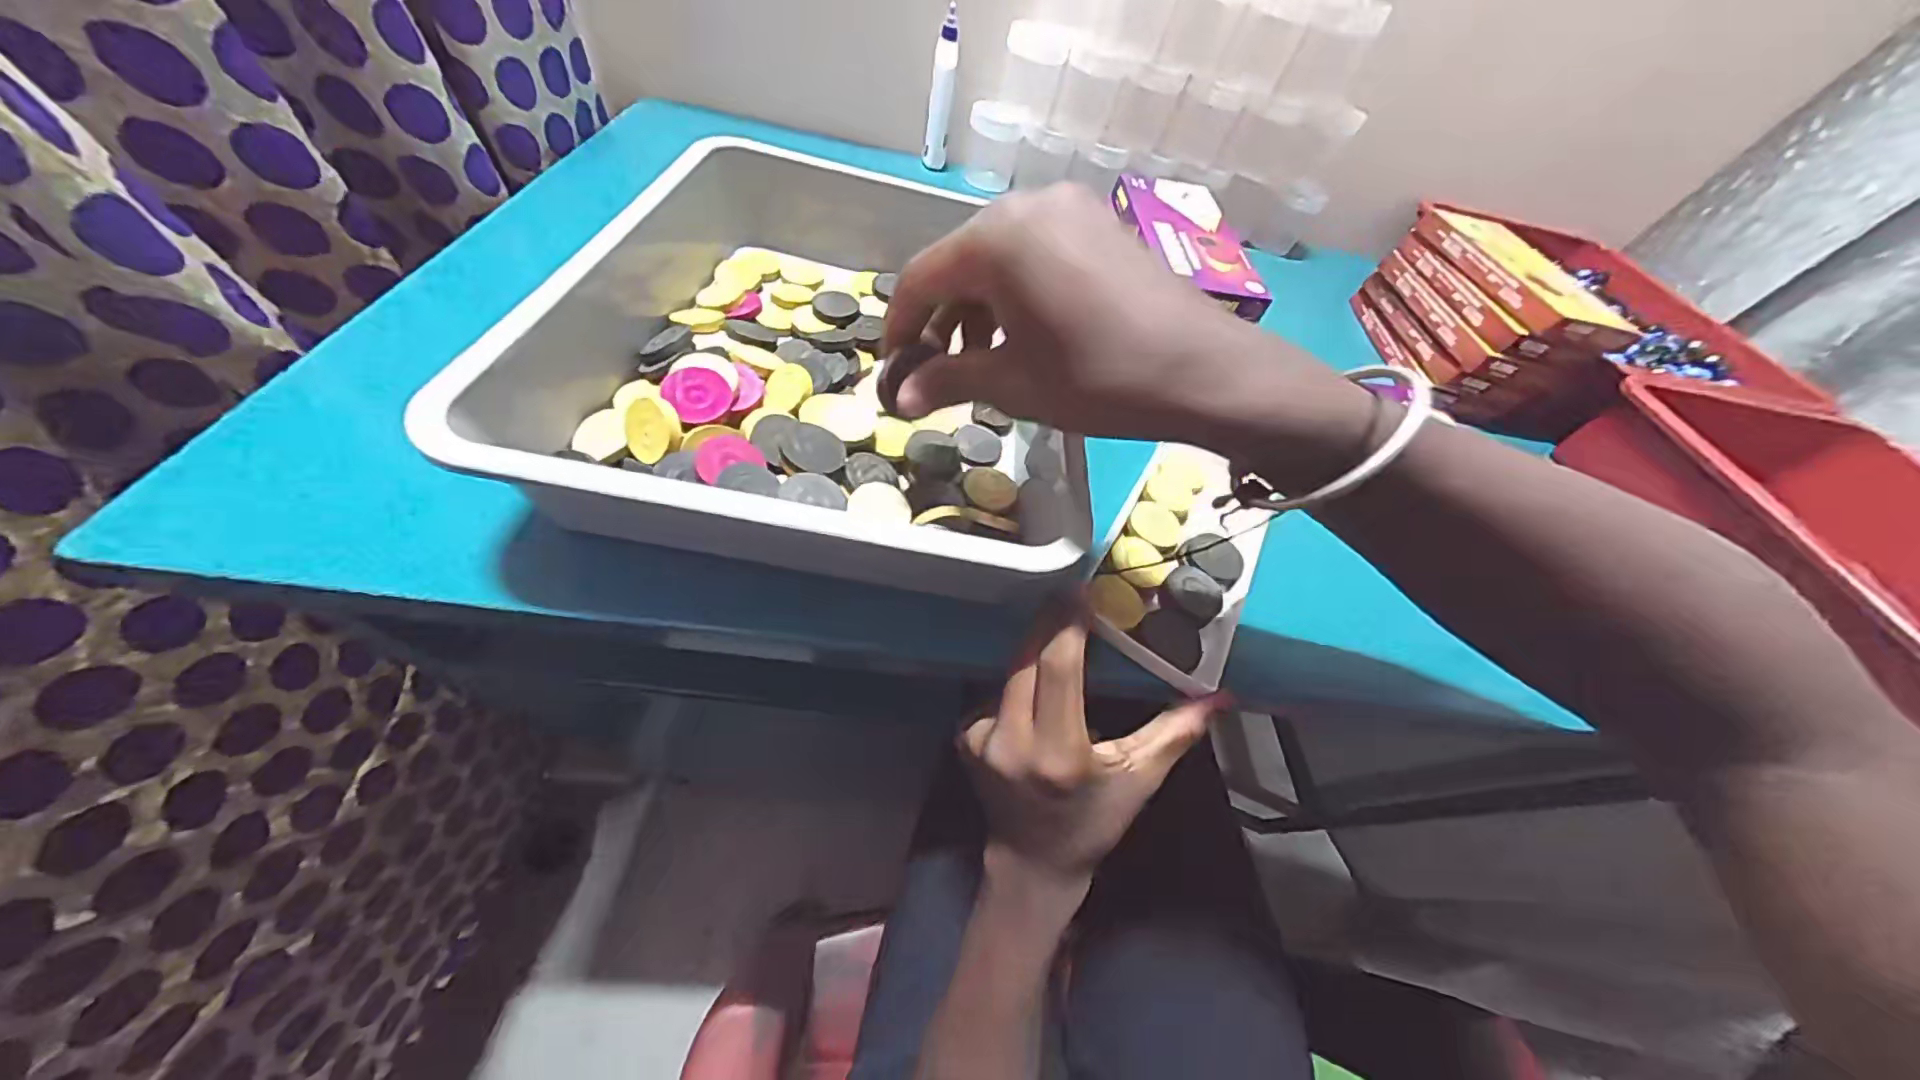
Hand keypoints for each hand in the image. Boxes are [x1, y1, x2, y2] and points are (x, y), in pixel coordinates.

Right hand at [882, 184, 1371, 461]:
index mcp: (997, 240)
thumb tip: (900, 398)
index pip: (922, 277)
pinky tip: (1023, 334)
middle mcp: (1028, 206)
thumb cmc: (1098, 380)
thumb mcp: (1014, 384)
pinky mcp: (1099, 224)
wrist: (1204, 372)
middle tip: (937, 371)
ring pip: (998, 259)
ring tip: (981, 360)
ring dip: (978, 308)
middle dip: (942, 320)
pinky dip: (1015, 293)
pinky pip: (1036, 253)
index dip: (899, 326)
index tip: (893, 367)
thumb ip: (948, 380)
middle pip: (959, 264)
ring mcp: (1070, 209)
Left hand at [961, 599, 1226, 889]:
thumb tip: (1219, 694)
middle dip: (1050, 624)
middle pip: (1028, 659)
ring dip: (1036, 652)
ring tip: (1060, 640)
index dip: (1068, 623)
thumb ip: (1176, 732)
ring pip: (1010, 671)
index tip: (1082, 591)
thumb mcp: (1139, 780)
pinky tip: (1036, 691)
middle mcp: (1009, 741)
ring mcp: (979, 739)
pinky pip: (996, 691)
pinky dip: (1019, 682)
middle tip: (1072, 597)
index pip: (1058, 667)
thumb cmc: (1092, 823)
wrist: (1031, 861)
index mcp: (1057, 752)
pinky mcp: (963, 737)